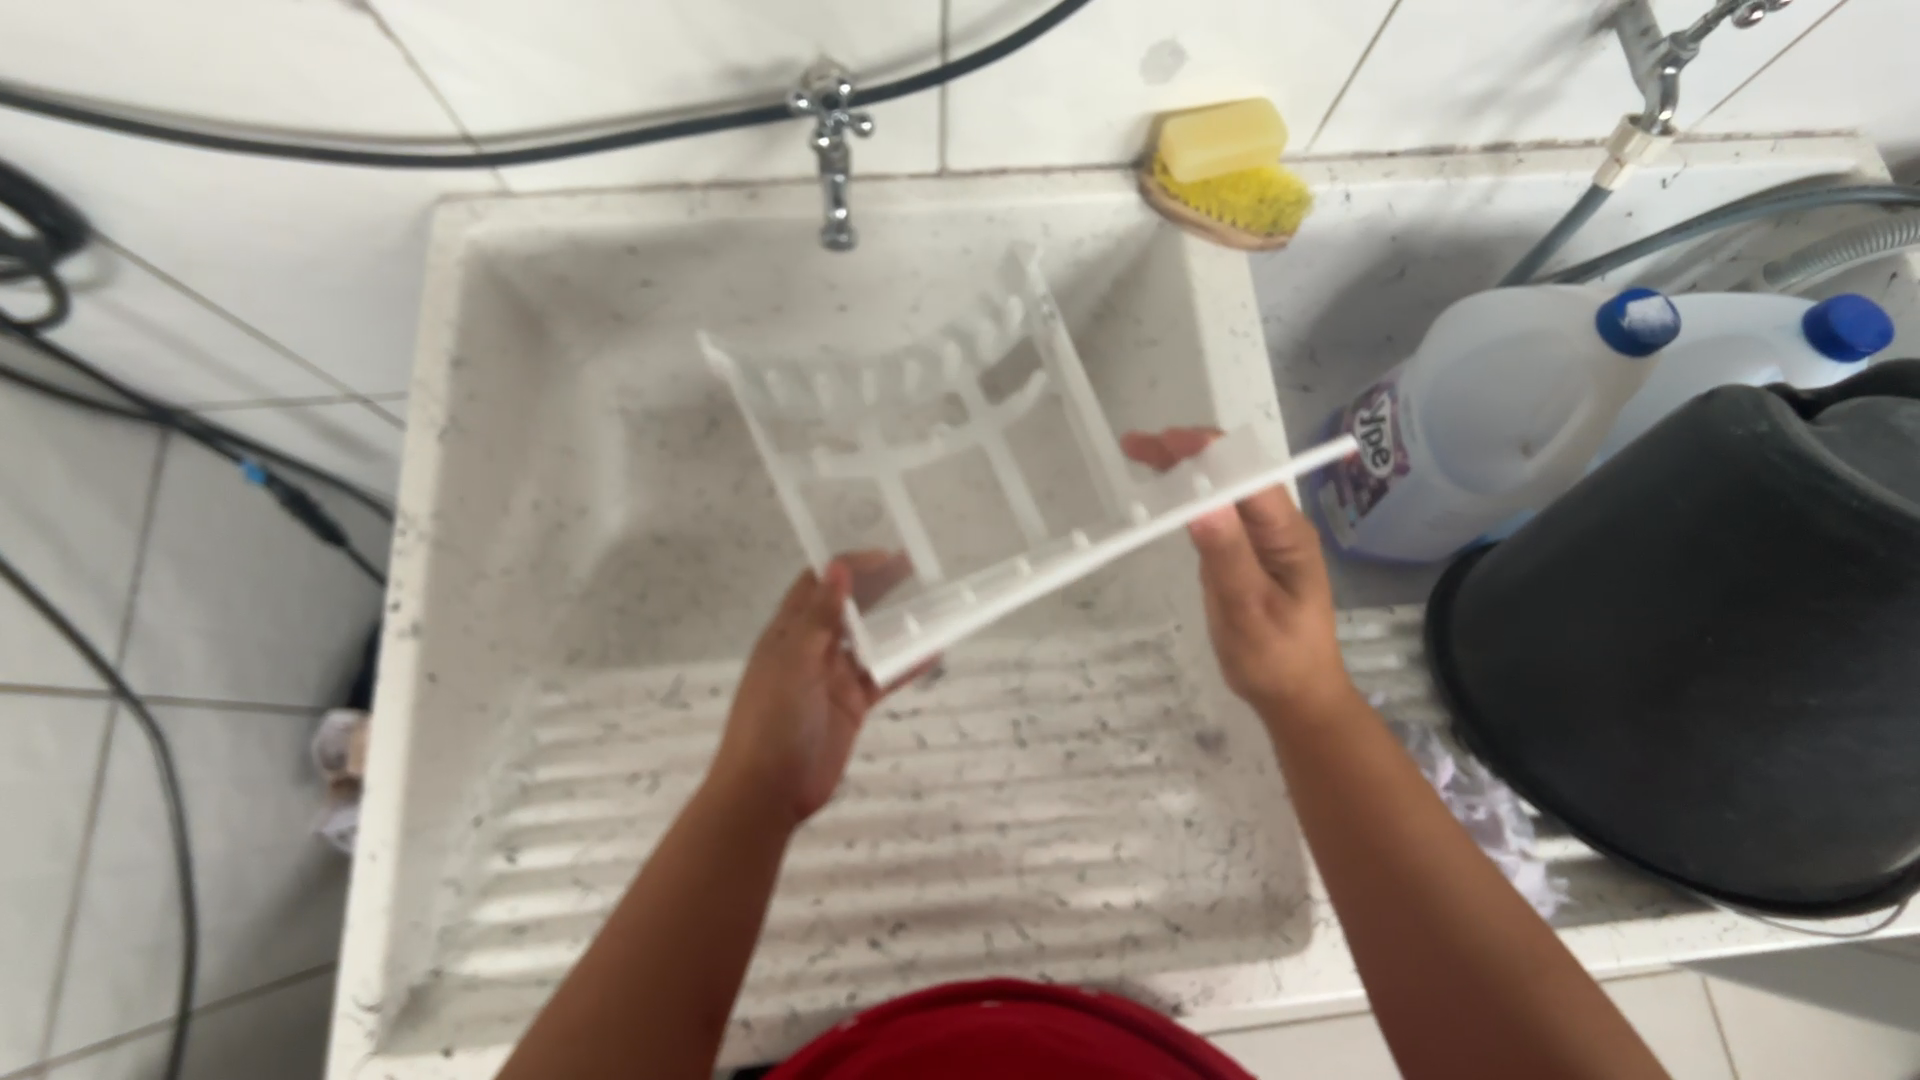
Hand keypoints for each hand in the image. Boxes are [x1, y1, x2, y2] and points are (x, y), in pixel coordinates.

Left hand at [707, 552, 918, 827]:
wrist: (767, 790)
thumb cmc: (772, 720)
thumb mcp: (794, 662)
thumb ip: (819, 617)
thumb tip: (838, 567)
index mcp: (788, 633)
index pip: (818, 585)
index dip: (849, 566)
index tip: (886, 555)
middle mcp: (811, 649)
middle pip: (848, 609)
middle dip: (878, 587)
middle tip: (915, 568)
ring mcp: (833, 678)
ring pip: (870, 642)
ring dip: (896, 623)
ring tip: (931, 603)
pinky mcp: (851, 706)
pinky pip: (883, 677)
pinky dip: (906, 664)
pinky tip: (934, 651)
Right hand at [1122, 428, 1356, 721]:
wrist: (1295, 696)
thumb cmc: (1276, 658)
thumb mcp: (1248, 609)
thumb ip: (1227, 555)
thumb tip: (1200, 504)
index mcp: (1286, 533)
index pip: (1248, 475)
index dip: (1208, 452)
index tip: (1164, 441)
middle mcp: (1274, 526)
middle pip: (1233, 472)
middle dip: (1188, 452)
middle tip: (1135, 446)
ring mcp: (1258, 538)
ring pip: (1221, 489)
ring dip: (1183, 468)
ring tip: (1139, 454)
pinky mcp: (1241, 553)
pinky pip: (1214, 513)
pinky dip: (1186, 496)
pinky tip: (1162, 492)